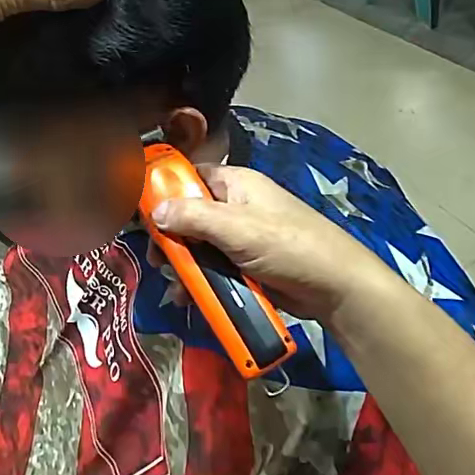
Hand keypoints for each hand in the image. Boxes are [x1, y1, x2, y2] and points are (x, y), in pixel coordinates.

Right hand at [149, 165, 404, 319]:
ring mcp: (242, 237)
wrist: (334, 286)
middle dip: (171, 239)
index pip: (190, 176)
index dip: (164, 191)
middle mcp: (236, 206)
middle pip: (189, 215)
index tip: (140, 215)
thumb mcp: (238, 229)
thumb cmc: (288, 246)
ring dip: (184, 266)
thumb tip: (154, 211)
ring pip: (199, 246)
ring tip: (175, 287)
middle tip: (158, 261)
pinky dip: (201, 281)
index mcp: (236, 184)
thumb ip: (194, 218)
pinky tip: (190, 297)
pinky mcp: (247, 265)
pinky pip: (214, 268)